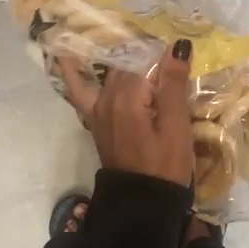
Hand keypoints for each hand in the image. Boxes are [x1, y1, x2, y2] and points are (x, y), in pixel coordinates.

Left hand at [56, 40, 194, 187]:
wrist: (142, 203)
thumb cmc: (165, 165)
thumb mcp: (176, 125)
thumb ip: (173, 83)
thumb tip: (177, 44)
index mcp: (127, 97)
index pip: (146, 59)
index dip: (165, 56)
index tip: (182, 57)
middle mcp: (106, 98)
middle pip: (128, 63)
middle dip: (146, 56)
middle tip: (170, 59)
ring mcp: (97, 109)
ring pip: (110, 73)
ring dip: (123, 59)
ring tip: (138, 49)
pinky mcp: (95, 119)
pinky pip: (79, 90)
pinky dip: (72, 72)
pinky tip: (66, 57)